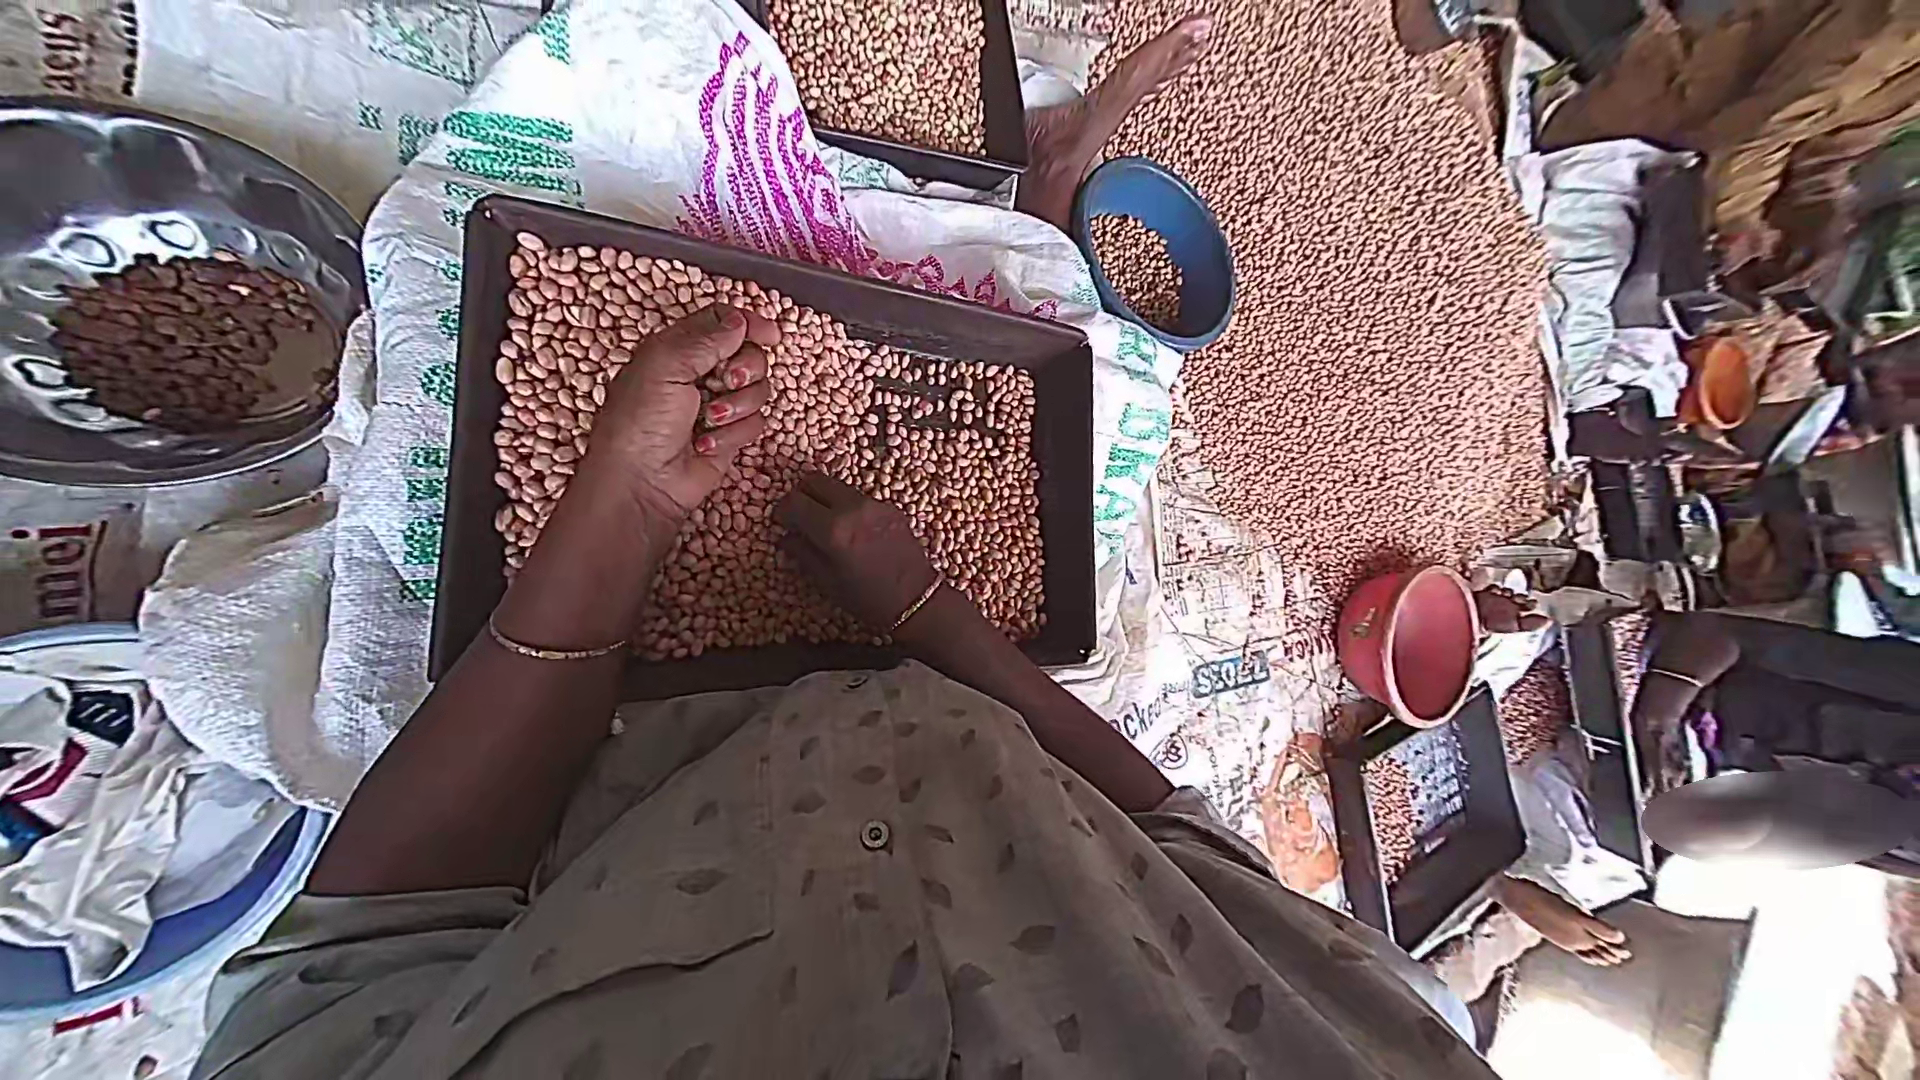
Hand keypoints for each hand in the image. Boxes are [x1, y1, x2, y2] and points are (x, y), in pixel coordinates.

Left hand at [585, 304, 778, 516]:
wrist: (643, 480)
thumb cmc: (640, 422)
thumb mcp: (666, 365)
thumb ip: (707, 339)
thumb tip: (741, 321)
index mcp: (679, 348)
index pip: (723, 321)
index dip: (748, 324)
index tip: (769, 334)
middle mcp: (701, 374)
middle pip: (750, 355)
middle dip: (746, 369)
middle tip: (728, 381)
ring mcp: (719, 405)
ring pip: (758, 391)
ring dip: (737, 406)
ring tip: (709, 420)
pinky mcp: (731, 435)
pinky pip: (756, 423)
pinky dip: (733, 434)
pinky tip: (706, 444)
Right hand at [775, 471, 939, 629]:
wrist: (917, 600)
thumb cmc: (869, 599)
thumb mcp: (828, 581)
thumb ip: (803, 552)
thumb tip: (786, 536)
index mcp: (834, 529)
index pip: (794, 502)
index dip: (782, 511)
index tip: (781, 522)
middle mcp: (854, 508)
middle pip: (815, 480)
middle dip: (802, 495)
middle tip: (799, 517)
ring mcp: (875, 504)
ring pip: (838, 486)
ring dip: (825, 499)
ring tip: (824, 526)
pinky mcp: (891, 507)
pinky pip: (858, 498)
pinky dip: (846, 507)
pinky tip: (850, 531)